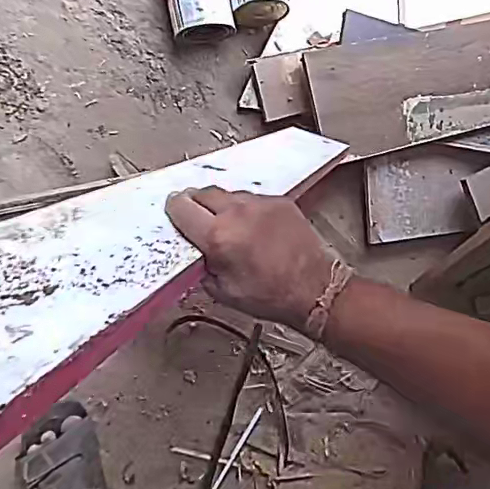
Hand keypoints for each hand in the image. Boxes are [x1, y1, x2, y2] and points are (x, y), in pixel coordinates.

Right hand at [165, 187, 338, 328]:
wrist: (315, 289)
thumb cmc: (273, 295)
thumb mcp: (224, 292)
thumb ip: (202, 267)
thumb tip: (196, 253)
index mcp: (218, 236)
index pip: (182, 207)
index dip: (174, 210)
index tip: (174, 212)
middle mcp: (237, 213)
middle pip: (203, 193)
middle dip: (196, 205)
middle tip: (198, 220)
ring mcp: (260, 204)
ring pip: (228, 195)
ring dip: (222, 207)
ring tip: (230, 229)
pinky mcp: (280, 202)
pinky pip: (253, 199)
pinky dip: (247, 210)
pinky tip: (253, 229)